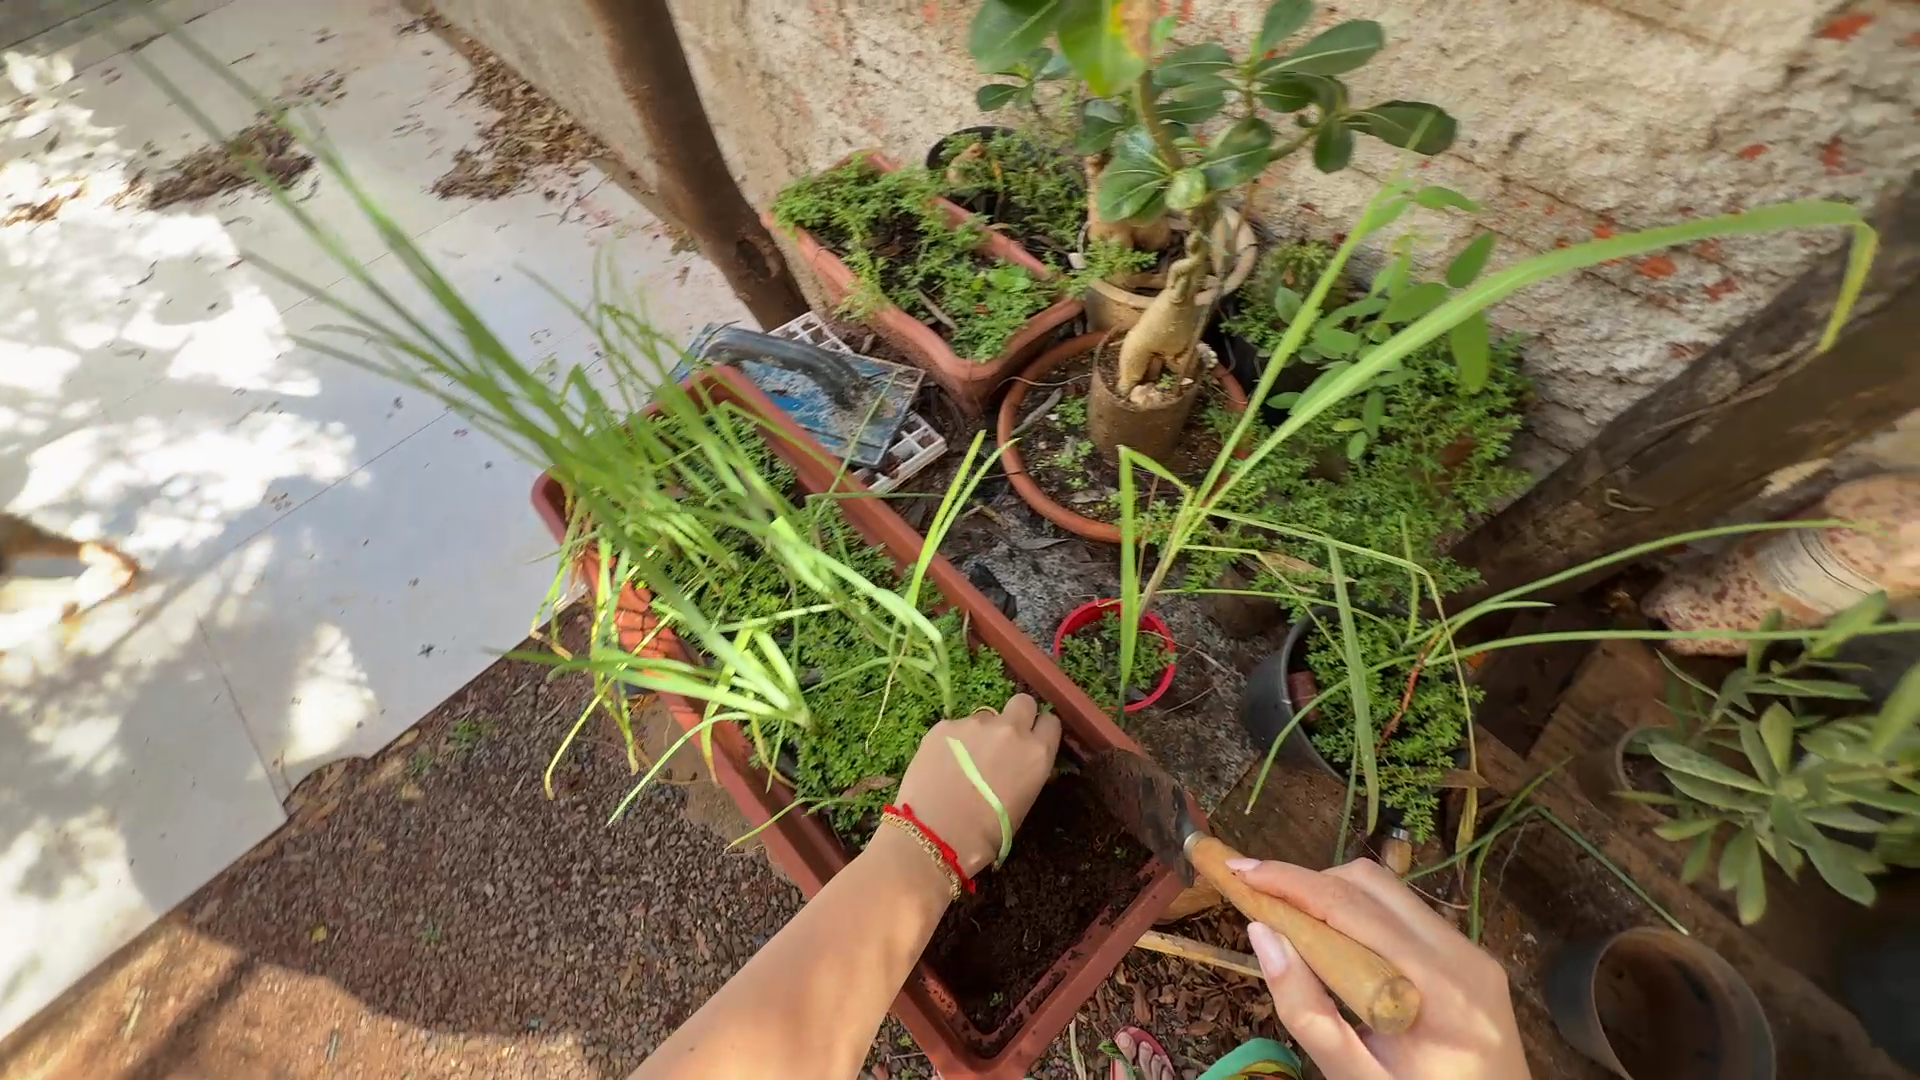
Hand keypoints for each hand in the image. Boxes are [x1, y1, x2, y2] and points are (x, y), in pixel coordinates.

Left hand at [894, 694, 1060, 876]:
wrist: (936, 835)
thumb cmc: (986, 835)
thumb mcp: (1022, 805)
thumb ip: (1027, 772)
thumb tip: (1022, 763)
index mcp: (1037, 753)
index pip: (1050, 723)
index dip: (1040, 731)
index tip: (1032, 741)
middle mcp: (1010, 730)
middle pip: (1023, 702)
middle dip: (1017, 715)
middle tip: (1004, 739)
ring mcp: (976, 723)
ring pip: (985, 717)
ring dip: (981, 732)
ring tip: (964, 761)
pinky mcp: (945, 725)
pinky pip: (956, 727)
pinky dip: (953, 741)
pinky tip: (942, 765)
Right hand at [1233, 857, 1530, 1079]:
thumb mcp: (1355, 1079)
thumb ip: (1305, 1011)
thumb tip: (1260, 931)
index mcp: (1442, 991)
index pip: (1350, 908)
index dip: (1288, 881)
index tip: (1238, 870)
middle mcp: (1464, 957)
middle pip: (1367, 883)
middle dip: (1305, 883)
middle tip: (1260, 900)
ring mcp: (1472, 954)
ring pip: (1384, 887)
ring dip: (1330, 893)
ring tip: (1295, 924)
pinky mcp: (1470, 958)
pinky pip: (1400, 909)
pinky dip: (1356, 910)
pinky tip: (1334, 940)